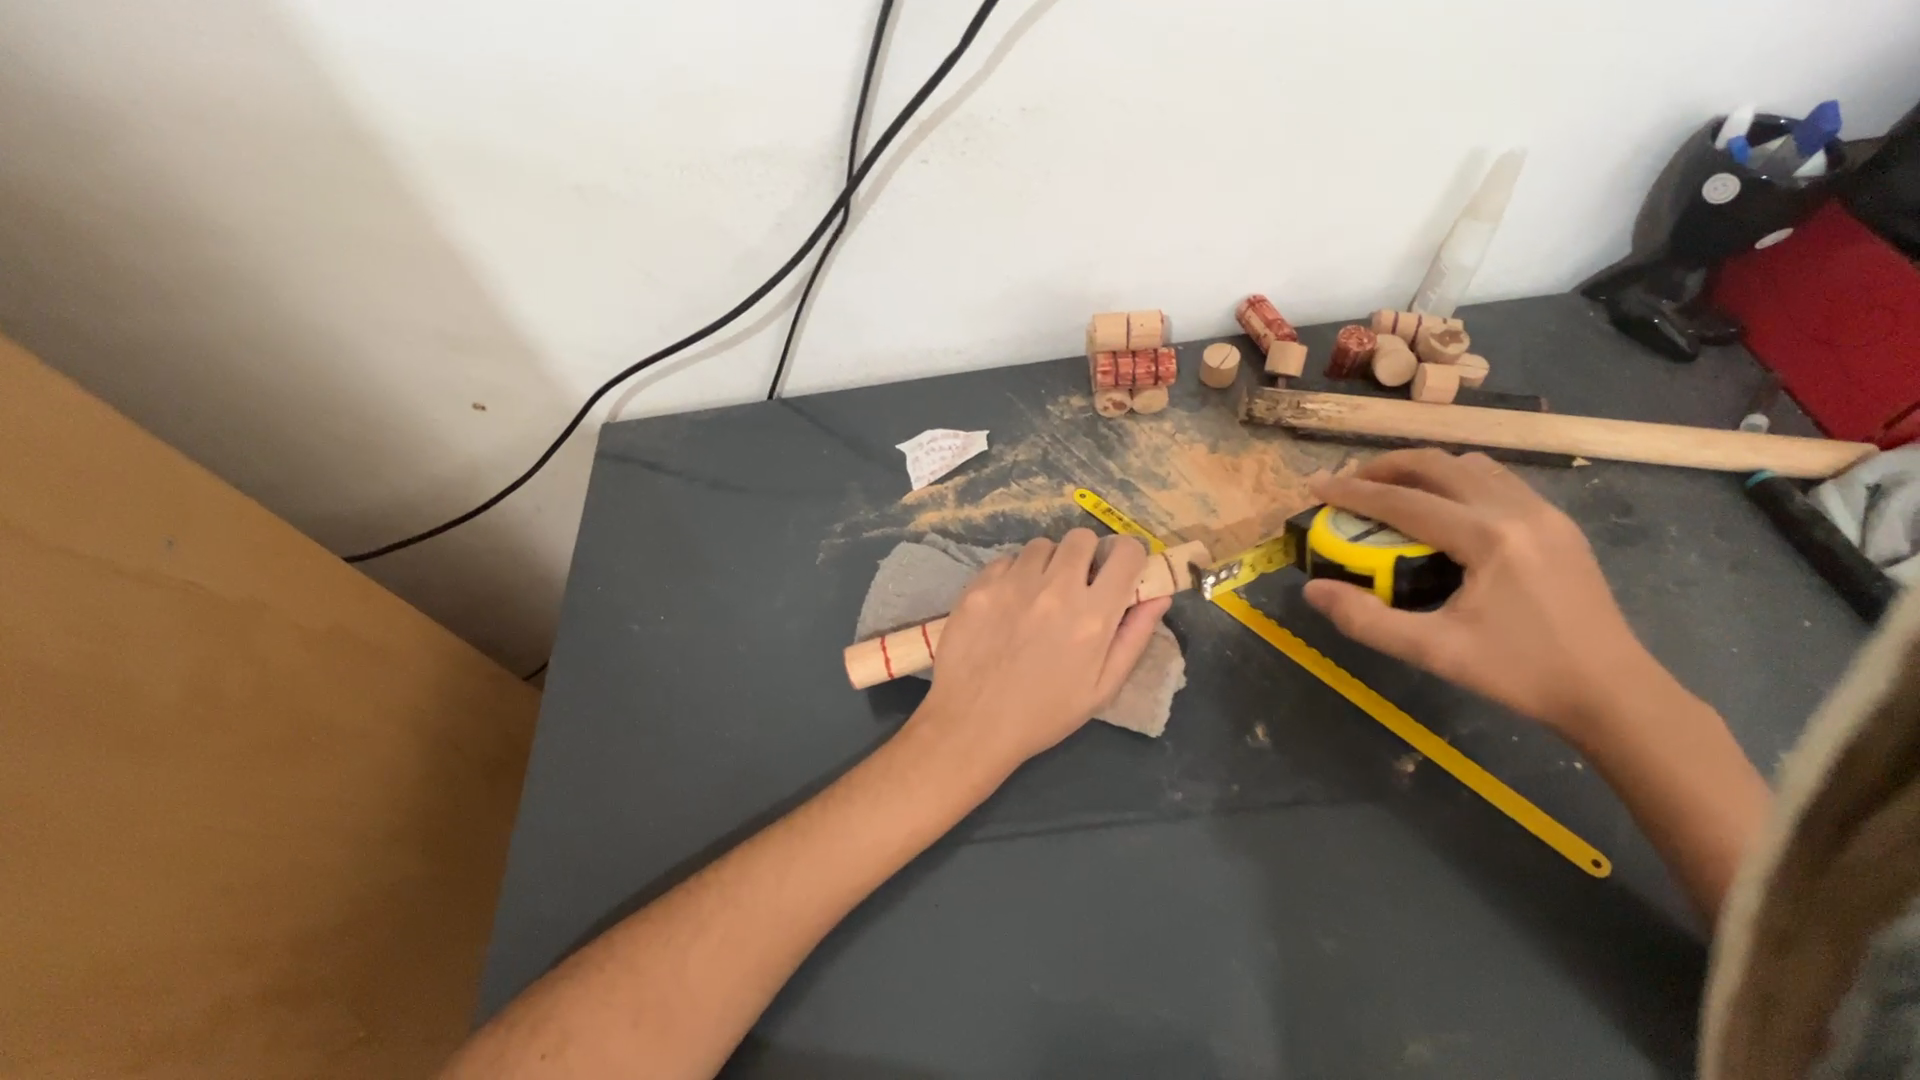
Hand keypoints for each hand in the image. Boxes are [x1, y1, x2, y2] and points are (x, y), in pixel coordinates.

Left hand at [907, 529, 1170, 780]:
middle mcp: (1055, 589)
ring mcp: (1014, 584)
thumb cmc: (1044, 714)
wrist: (973, 725)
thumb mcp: (1103, 689)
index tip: (1119, 572)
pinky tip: (1007, 606)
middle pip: (1081, 537)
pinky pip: (1006, 561)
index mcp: (1093, 615)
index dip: (1128, 557)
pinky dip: (1013, 575)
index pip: (1126, 552)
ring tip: (1038, 597)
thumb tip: (1159, 595)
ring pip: (1041, 546)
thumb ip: (1134, 637)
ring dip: (1047, 564)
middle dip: (1086, 556)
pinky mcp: (980, 586)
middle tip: (1077, 584)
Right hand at [1303, 449, 1660, 733]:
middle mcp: (1518, 511)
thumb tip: (1313, 590)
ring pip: (1472, 467)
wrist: (1611, 691)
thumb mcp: (1434, 652)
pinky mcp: (1558, 525)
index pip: (1404, 502)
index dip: (1353, 494)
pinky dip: (1457, 482)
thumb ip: (1367, 620)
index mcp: (1489, 537)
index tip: (1315, 487)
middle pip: (1438, 465)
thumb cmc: (1520, 673)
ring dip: (1424, 470)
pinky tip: (1443, 511)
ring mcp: (1545, 514)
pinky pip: (1498, 482)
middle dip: (1386, 468)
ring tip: (1392, 492)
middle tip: (1349, 484)